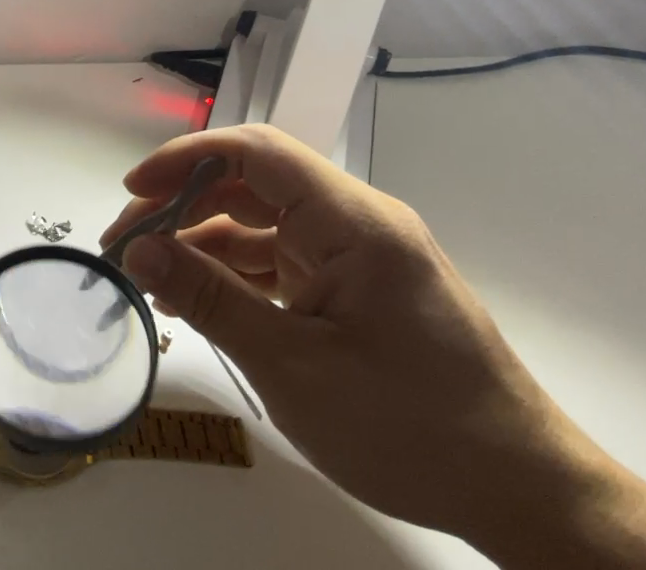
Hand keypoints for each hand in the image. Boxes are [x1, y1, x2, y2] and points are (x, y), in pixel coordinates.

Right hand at [105, 124, 645, 567]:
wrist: (521, 492)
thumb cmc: (410, 427)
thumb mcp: (291, 366)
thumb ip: (209, 299)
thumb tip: (138, 249)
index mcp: (353, 223)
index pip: (255, 152)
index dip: (185, 159)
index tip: (132, 191)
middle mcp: (356, 224)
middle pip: (250, 185)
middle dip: (180, 206)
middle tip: (123, 246)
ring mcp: (357, 256)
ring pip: (260, 225)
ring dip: (200, 244)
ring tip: (146, 277)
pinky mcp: (355, 288)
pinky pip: (280, 262)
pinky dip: (232, 275)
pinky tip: (194, 303)